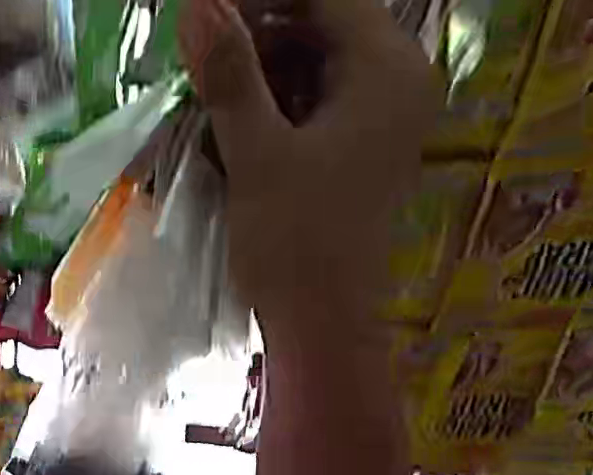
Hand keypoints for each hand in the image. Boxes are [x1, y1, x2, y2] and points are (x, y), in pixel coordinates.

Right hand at [180, 0, 437, 341]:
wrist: (321, 325)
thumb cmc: (295, 243)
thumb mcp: (258, 156)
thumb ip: (231, 77)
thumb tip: (198, 4)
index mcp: (386, 68)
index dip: (257, 4)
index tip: (201, 17)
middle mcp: (395, 82)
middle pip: (320, 30)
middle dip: (254, 43)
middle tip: (197, 62)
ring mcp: (378, 121)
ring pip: (312, 71)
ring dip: (257, 81)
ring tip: (205, 100)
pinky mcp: (356, 154)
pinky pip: (313, 109)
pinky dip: (271, 113)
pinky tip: (231, 131)